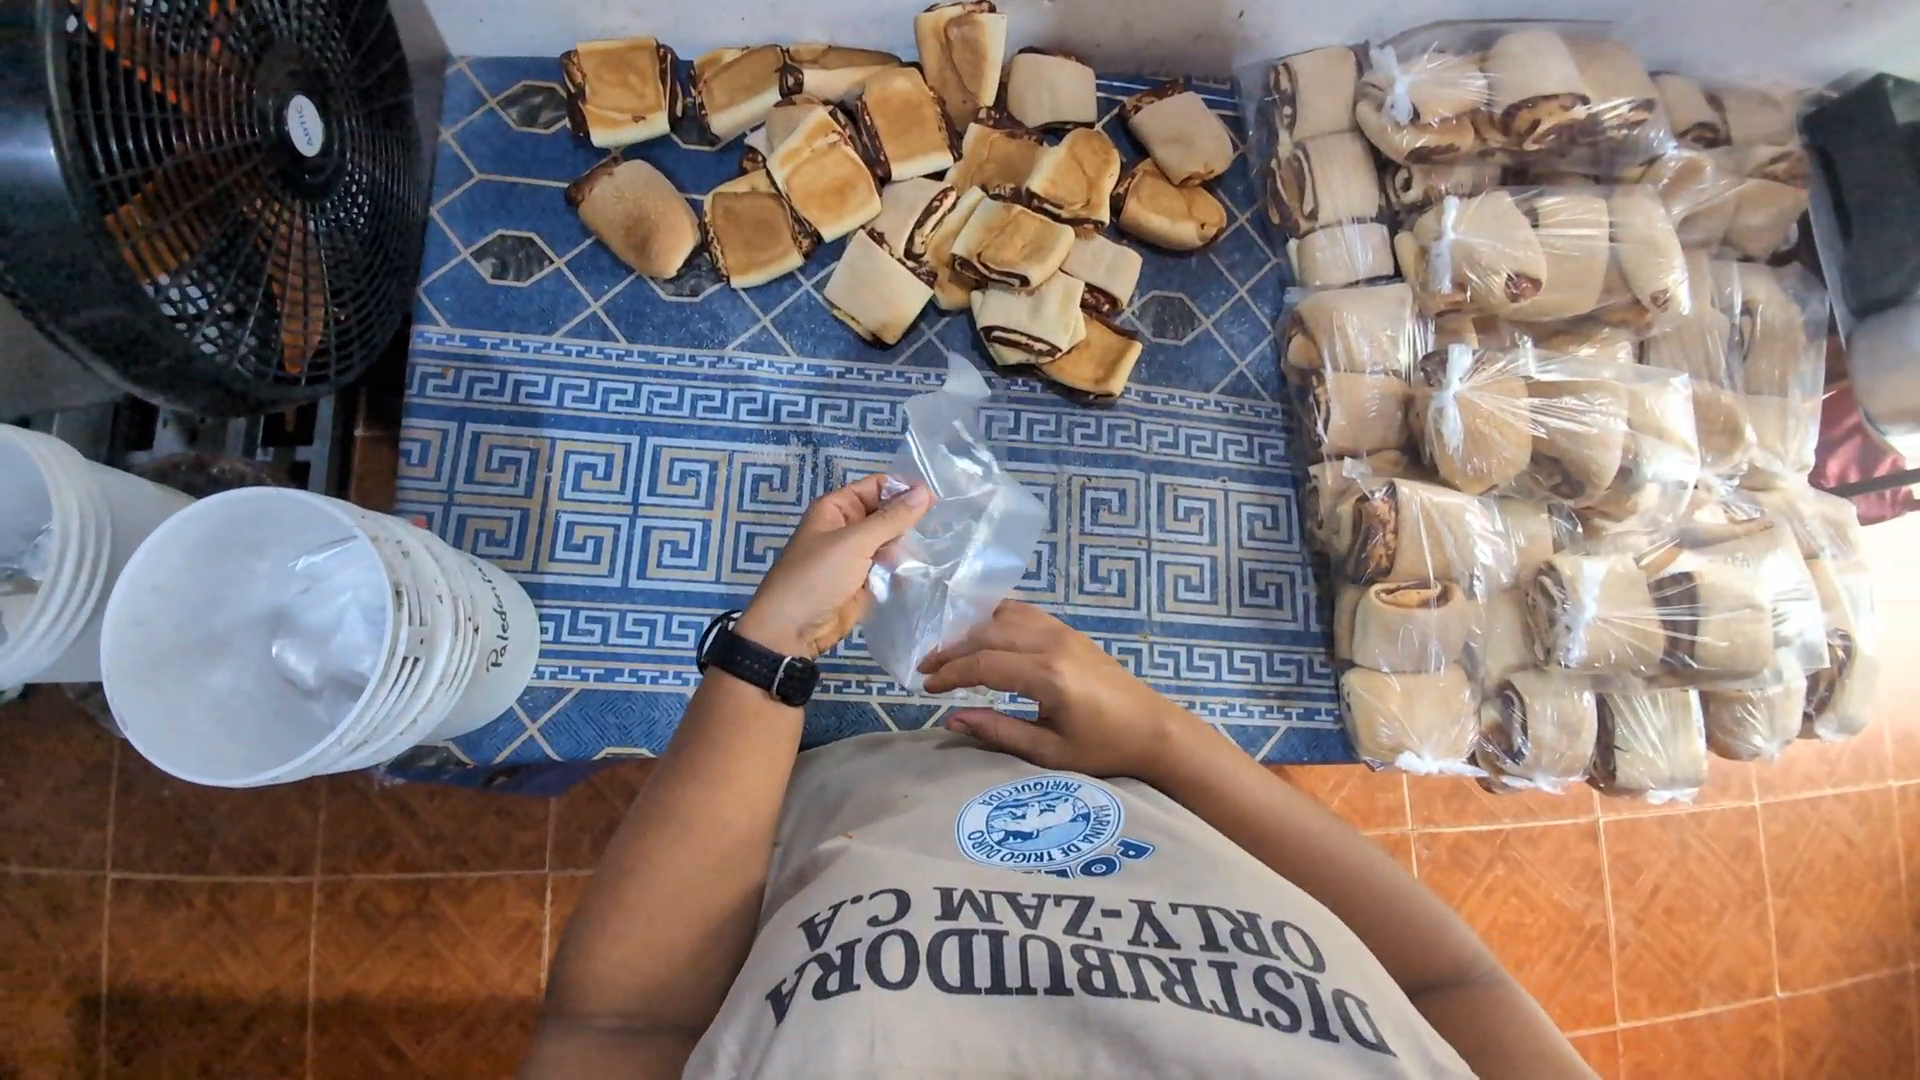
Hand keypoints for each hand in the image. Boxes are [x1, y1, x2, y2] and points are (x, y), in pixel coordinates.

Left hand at [736, 475, 930, 659]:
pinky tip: (924, 567)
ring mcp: (857, 555)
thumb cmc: (817, 577)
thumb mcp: (854, 542)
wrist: (794, 630)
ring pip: (891, 541)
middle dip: (909, 519)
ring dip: (908, 545)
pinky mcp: (866, 580)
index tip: (935, 499)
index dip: (904, 489)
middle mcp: (848, 527)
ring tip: (937, 546)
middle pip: (886, 514)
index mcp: (837, 509)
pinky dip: (903, 567)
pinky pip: (890, 566)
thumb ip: (891, 518)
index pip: (876, 487)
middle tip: (942, 525)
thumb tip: (924, 492)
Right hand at [918, 600, 1207, 780]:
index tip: (927, 687)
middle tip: (928, 668)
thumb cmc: (1103, 748)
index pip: (983, 664)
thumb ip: (998, 731)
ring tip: (949, 650)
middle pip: (988, 634)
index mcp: (1048, 675)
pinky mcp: (1070, 631)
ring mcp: (1063, 632)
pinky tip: (983, 631)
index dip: (950, 673)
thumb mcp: (1049, 751)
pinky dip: (997, 618)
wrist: (1154, 729)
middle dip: (953, 649)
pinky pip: (1025, 612)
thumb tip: (952, 718)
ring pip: (1004, 616)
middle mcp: (1052, 643)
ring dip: (972, 630)